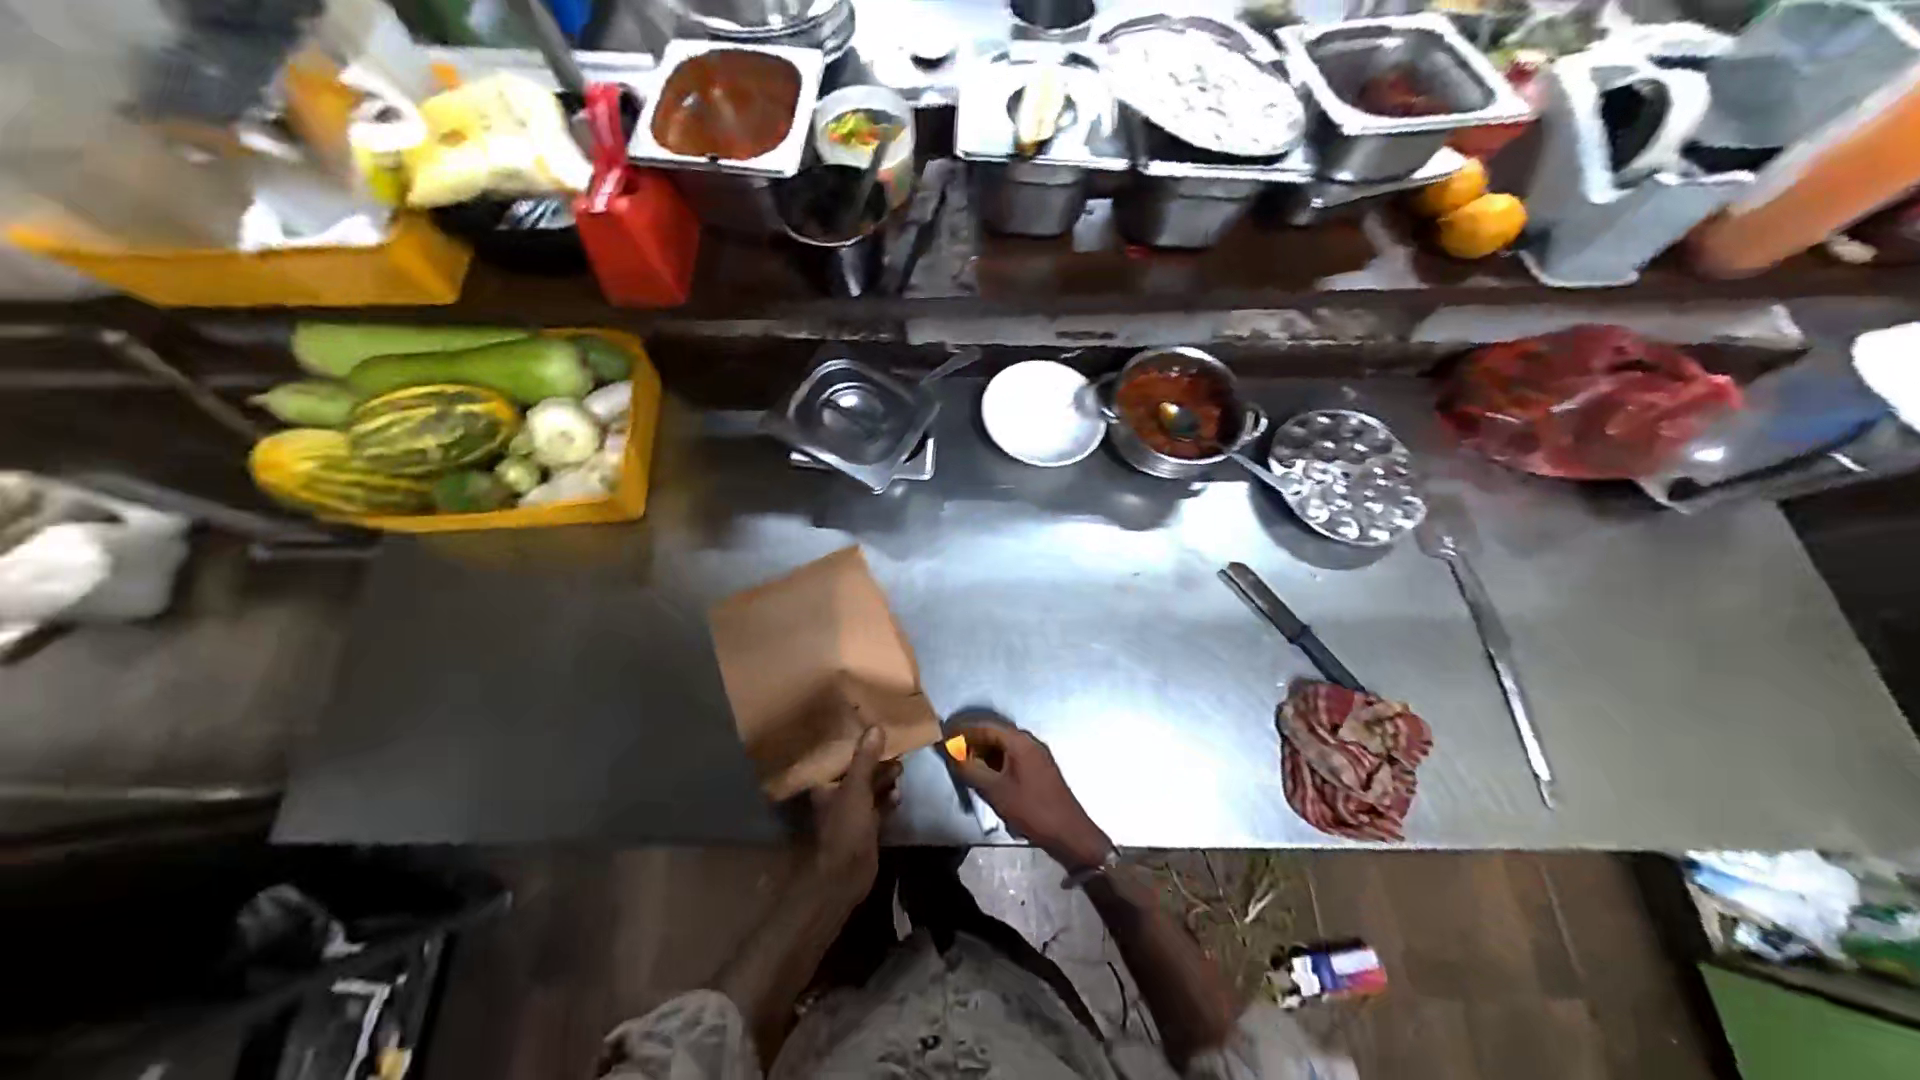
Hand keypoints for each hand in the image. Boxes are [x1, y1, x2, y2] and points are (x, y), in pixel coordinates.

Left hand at [809, 727, 901, 903]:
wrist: (846, 875)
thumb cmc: (844, 827)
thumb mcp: (856, 789)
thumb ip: (866, 760)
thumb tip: (876, 727)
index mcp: (826, 784)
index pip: (840, 757)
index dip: (856, 744)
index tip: (874, 728)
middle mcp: (836, 795)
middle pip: (858, 771)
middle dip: (876, 761)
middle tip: (895, 749)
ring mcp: (852, 811)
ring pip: (870, 787)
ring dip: (884, 778)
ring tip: (901, 768)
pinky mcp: (866, 826)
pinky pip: (879, 805)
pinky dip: (888, 799)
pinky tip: (899, 794)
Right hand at [948, 724, 1111, 871]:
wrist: (1068, 833)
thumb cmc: (1031, 809)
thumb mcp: (995, 791)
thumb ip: (970, 769)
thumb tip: (949, 752)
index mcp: (1020, 741)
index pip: (985, 725)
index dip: (962, 729)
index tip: (943, 734)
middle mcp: (1029, 742)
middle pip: (994, 733)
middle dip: (970, 740)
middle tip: (949, 750)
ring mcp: (1036, 756)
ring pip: (1002, 746)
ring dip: (982, 752)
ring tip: (962, 763)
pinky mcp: (1038, 770)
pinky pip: (1010, 757)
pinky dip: (994, 762)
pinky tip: (983, 774)